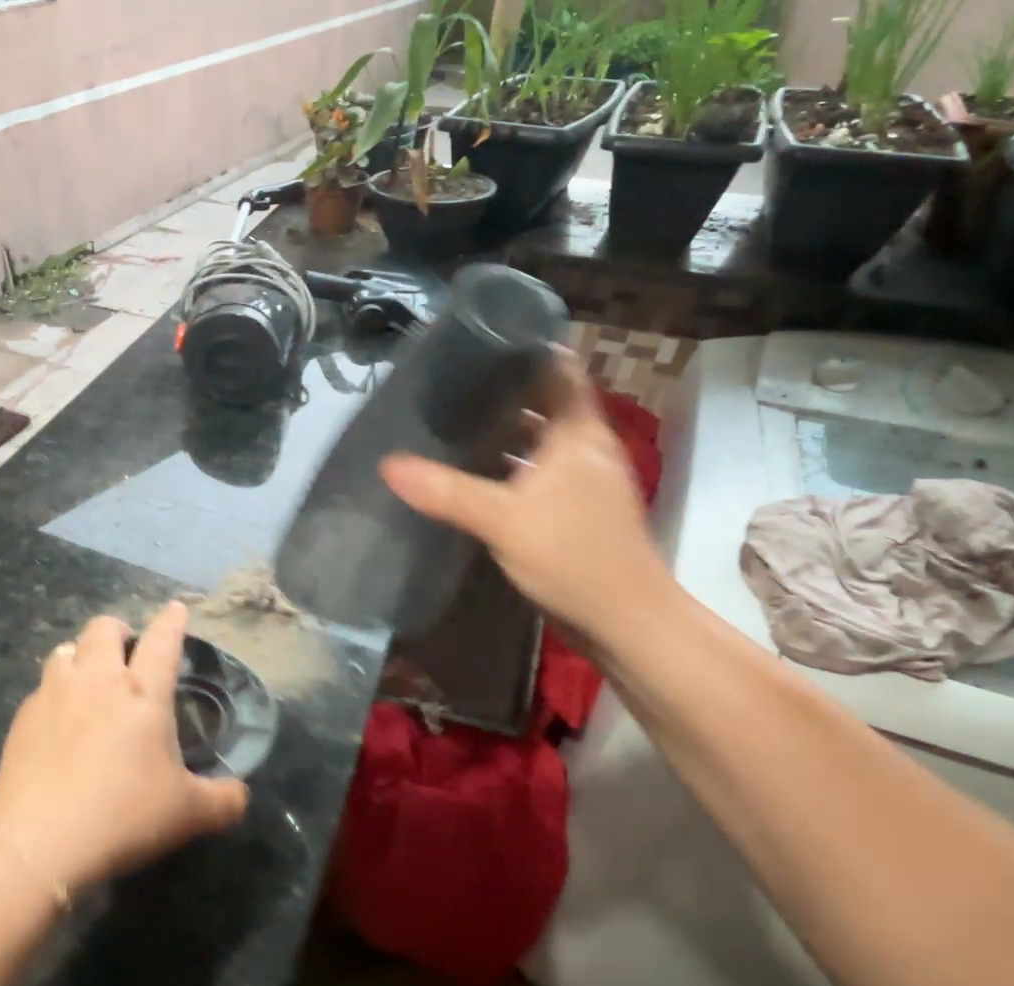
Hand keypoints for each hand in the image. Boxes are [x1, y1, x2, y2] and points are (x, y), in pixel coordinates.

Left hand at [0, 603, 249, 891]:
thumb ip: (224, 800)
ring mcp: (54, 696)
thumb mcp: (189, 815)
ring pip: (65, 649)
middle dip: (118, 629)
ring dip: (81, 654)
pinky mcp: (23, 719)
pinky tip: (59, 720)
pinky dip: (55, 691)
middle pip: (103, 629)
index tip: (175, 608)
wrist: (38, 842)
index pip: (162, 642)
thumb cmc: (123, 817)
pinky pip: (42, 688)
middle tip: (127, 648)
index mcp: (143, 695)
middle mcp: (97, 682)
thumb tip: (240, 794)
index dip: (172, 621)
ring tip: (89, 675)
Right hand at [379, 349, 671, 641]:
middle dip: (507, 391)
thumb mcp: (502, 520)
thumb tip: (388, 464)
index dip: (528, 349)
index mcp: (578, 434)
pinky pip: (541, 473)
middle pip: (548, 404)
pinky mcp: (579, 512)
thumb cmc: (573, 556)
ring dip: (509, 432)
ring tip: (458, 423)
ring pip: (543, 441)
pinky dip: (514, 467)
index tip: (486, 338)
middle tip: (454, 383)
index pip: (559, 371)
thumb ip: (446, 491)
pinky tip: (480, 477)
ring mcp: (586, 482)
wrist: (625, 620)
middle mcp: (586, 449)